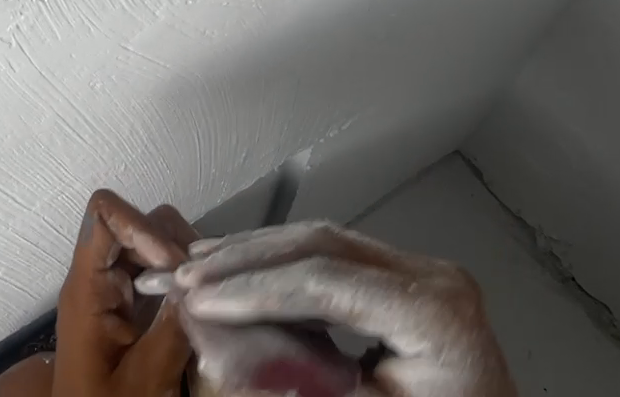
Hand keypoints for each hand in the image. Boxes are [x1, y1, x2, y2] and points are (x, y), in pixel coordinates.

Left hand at [51, 190, 200, 396]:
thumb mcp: (143, 379)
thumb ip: (171, 328)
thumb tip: (201, 283)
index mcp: (87, 286)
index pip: (103, 215)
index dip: (142, 226)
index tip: (175, 265)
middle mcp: (97, 274)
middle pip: (133, 221)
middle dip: (172, 243)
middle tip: (202, 283)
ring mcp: (113, 285)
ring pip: (149, 240)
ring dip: (181, 258)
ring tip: (205, 292)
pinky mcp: (129, 300)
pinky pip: (155, 266)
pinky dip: (181, 274)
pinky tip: (198, 300)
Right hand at [171, 221, 516, 396]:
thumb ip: (296, 378)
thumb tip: (216, 345)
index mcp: (434, 314)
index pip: (326, 280)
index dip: (255, 286)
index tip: (199, 297)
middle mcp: (431, 276)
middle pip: (321, 245)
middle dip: (246, 259)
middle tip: (185, 272)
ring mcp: (421, 271)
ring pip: (322, 240)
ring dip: (257, 251)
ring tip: (199, 259)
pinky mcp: (406, 278)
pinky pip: (335, 257)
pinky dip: (283, 261)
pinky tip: (242, 263)